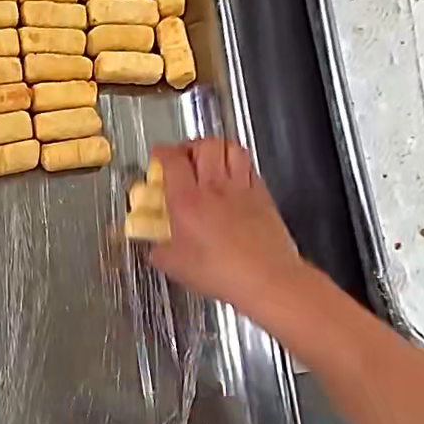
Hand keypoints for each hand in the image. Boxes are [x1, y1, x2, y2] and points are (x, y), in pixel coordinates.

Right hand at [147, 138, 308, 312]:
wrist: (266, 278)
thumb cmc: (222, 272)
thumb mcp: (176, 267)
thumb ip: (161, 253)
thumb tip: (157, 250)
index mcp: (187, 201)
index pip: (173, 160)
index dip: (162, 152)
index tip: (158, 155)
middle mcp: (214, 188)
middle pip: (205, 145)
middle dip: (190, 145)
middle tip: (184, 155)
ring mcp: (241, 189)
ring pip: (231, 148)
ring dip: (217, 148)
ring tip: (209, 158)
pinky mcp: (262, 196)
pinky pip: (249, 167)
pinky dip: (238, 165)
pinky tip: (233, 177)